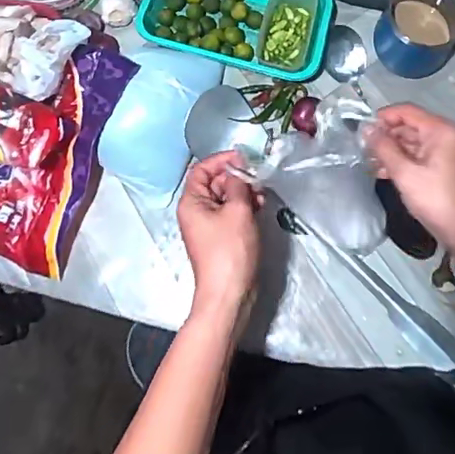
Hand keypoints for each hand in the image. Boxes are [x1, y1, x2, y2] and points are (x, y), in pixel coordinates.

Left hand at [178, 151, 262, 321]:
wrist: (229, 295)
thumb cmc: (230, 249)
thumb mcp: (238, 210)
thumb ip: (238, 183)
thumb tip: (238, 167)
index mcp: (192, 201)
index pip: (202, 169)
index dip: (222, 160)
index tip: (244, 158)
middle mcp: (196, 210)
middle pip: (215, 182)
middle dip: (237, 176)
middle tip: (258, 178)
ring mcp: (208, 225)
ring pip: (225, 197)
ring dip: (243, 192)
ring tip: (262, 194)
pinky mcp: (221, 236)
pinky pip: (230, 212)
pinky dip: (244, 206)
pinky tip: (260, 206)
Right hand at [366, 104, 454, 263]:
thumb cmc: (437, 200)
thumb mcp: (405, 174)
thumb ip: (384, 148)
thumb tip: (366, 128)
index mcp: (440, 130)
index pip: (407, 111)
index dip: (384, 117)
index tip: (364, 129)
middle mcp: (446, 135)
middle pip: (410, 126)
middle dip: (386, 136)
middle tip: (364, 148)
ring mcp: (447, 151)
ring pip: (413, 142)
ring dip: (392, 150)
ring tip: (370, 162)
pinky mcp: (446, 166)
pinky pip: (420, 155)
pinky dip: (403, 161)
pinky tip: (385, 172)